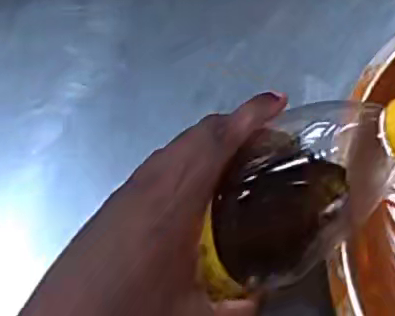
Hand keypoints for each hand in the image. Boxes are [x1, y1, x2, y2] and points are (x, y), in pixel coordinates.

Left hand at [19, 91, 286, 315]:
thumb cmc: (127, 312)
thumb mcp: (188, 315)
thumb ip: (232, 307)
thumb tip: (261, 298)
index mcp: (178, 195)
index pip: (221, 136)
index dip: (253, 112)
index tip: (279, 100)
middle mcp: (155, 178)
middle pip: (202, 130)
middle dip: (238, 122)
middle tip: (266, 136)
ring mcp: (131, 186)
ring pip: (180, 143)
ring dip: (212, 139)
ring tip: (235, 158)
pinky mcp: (115, 200)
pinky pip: (163, 160)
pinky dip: (189, 156)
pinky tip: (194, 189)